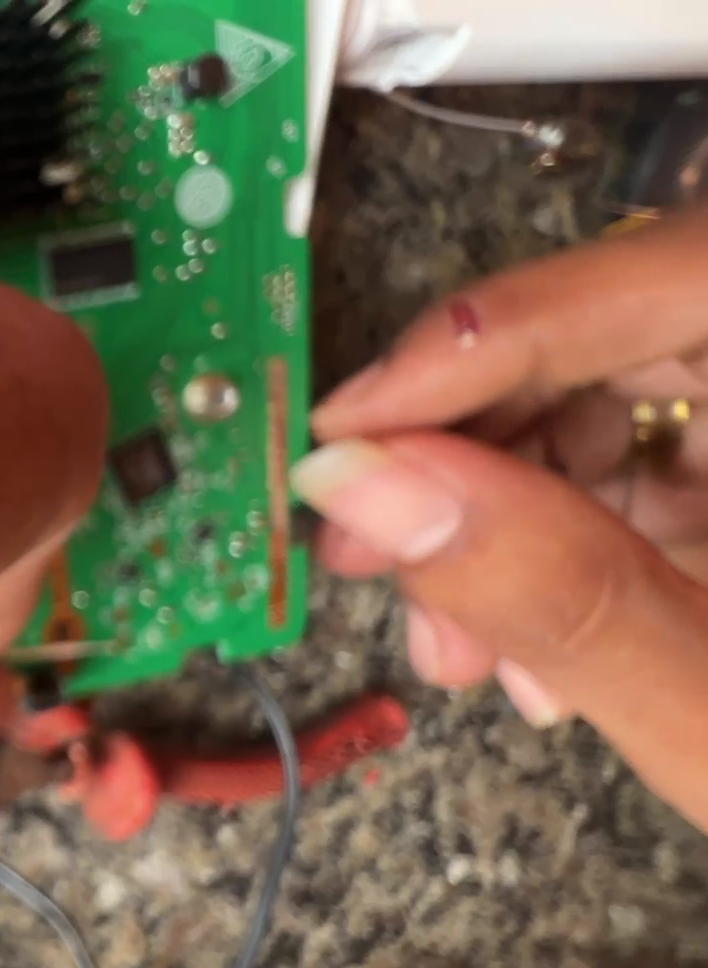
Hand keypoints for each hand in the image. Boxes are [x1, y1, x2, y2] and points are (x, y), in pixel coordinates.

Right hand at [293, 209, 707, 832]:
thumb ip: (548, 591)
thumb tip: (355, 483)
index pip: (676, 282)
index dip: (482, 343)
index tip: (344, 431)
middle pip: (607, 341)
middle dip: (454, 454)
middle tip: (365, 547)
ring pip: (592, 401)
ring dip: (474, 511)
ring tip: (446, 634)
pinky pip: (614, 455)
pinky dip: (526, 536)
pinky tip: (507, 630)